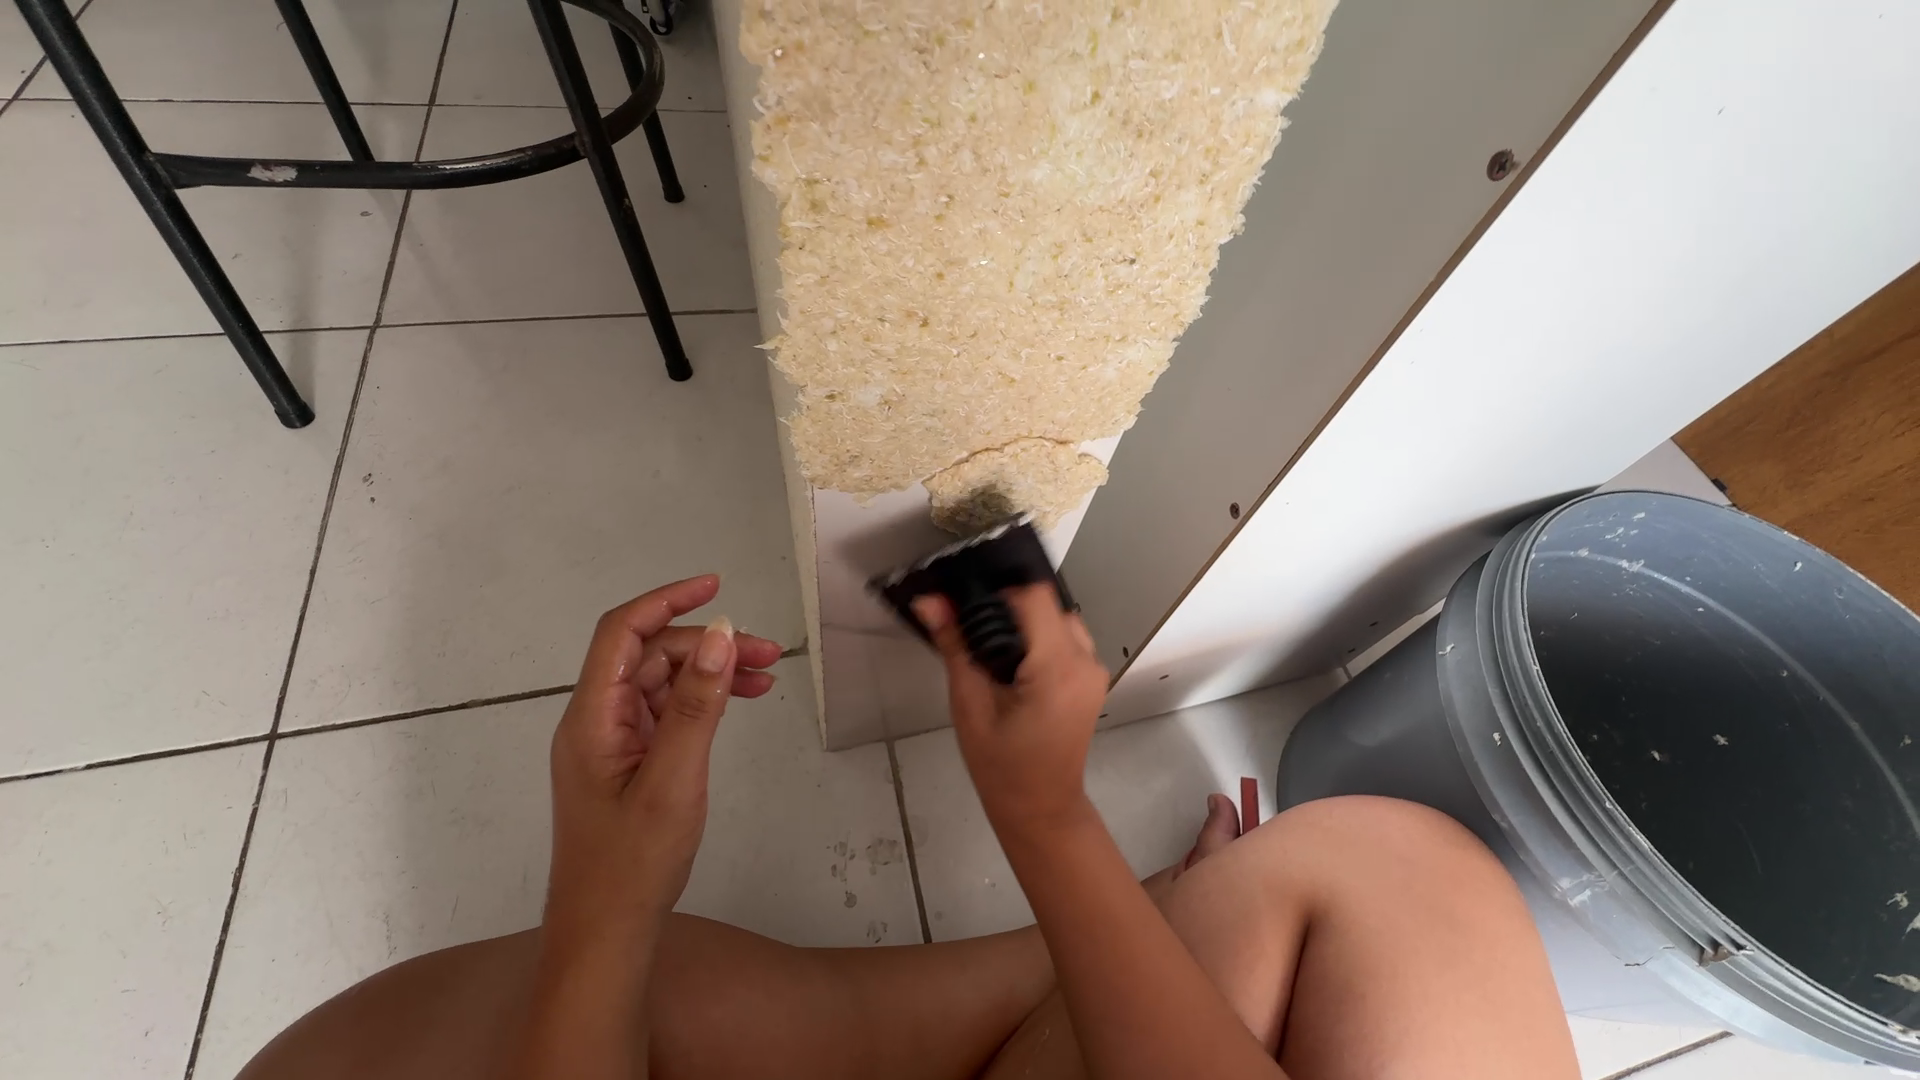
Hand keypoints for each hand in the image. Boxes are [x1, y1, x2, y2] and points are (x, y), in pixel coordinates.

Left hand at [545, 575, 783, 941]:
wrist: (608, 933)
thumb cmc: (635, 861)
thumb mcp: (674, 779)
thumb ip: (697, 704)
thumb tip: (720, 634)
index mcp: (593, 717)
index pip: (622, 633)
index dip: (666, 601)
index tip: (716, 586)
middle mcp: (598, 720)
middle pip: (652, 657)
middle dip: (709, 646)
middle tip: (769, 654)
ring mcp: (614, 741)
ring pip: (665, 683)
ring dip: (713, 672)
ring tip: (767, 677)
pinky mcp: (631, 761)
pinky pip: (669, 712)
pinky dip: (705, 701)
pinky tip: (740, 702)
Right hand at [914, 585, 1109, 835]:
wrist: (1039, 807)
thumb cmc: (1000, 765)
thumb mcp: (970, 704)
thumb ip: (955, 645)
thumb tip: (929, 600)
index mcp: (1057, 669)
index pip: (1034, 598)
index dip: (999, 593)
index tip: (969, 608)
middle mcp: (1085, 662)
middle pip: (1048, 604)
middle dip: (1010, 610)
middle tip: (975, 631)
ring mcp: (1094, 671)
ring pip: (1060, 618)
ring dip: (1027, 624)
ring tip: (993, 650)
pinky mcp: (1092, 679)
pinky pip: (1068, 639)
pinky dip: (1042, 639)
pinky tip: (1015, 664)